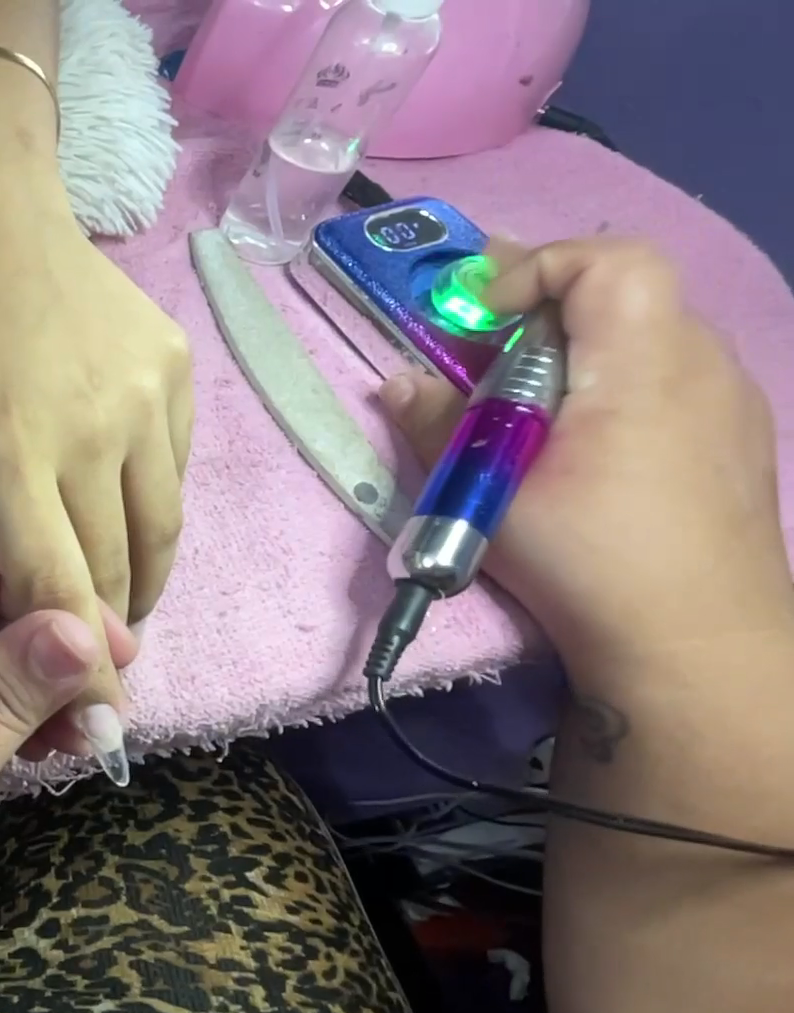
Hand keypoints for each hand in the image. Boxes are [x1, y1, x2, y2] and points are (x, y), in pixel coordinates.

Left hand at [0, 172, 191, 771]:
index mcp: (8, 452)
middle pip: (114, 567)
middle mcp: (90, 432)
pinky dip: (155, 519)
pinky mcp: (176, 375)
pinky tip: (125, 531)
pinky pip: (176, 474)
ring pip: (161, 528)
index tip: (79, 703)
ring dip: (141, 583)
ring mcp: (144, 399)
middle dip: (102, 630)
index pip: (53, 581)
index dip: (69, 655)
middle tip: (85, 664)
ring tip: (112, 614)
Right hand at [380, 238, 792, 678]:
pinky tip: (567, 441)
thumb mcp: (485, 493)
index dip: (535, 267)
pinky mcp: (725, 432)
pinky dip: (600, 380)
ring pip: (637, 335)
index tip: (476, 320)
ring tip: (511, 407)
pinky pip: (658, 373)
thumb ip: (437, 426)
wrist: (693, 638)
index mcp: (644, 370)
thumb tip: (398, 380)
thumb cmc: (583, 558)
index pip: (610, 262)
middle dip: (532, 311)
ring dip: (563, 349)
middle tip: (470, 357)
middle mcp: (700, 365)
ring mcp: (723, 399)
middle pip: (618, 294)